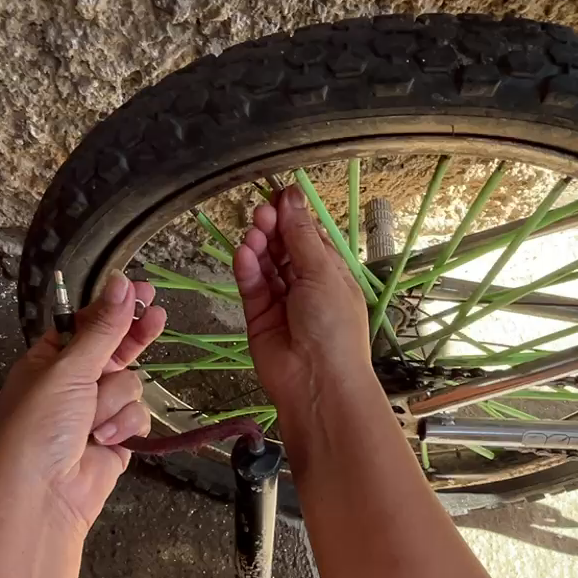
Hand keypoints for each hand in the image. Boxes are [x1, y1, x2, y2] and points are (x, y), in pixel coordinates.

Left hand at [0, 272, 166, 535]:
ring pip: (131, 384)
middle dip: (133, 339)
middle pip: (116, 350)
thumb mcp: (67, 370)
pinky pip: (137, 415)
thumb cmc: (40, 427)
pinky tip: (106, 441)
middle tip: (157, 317)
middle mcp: (74, 382)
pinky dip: (124, 428)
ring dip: (115, 402)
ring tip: (94, 424)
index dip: (114, 307)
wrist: (43, 496)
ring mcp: (97, 410)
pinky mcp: (117, 437)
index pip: (88, 324)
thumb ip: (102, 329)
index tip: (142, 290)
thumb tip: (122, 282)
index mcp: (49, 360)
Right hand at [232, 186, 387, 446]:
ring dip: (259, 246)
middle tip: (261, 213)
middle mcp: (306, 284)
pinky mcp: (259, 317)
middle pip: (284, 247)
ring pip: (265, 265)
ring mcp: (281, 301)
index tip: (277, 195)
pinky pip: (251, 286)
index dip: (293, 216)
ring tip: (253, 234)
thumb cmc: (333, 326)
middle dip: (273, 228)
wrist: (317, 382)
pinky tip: (244, 255)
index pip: (309, 236)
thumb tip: (291, 196)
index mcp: (331, 272)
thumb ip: (301, 235)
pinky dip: (246, 269)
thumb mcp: (322, 272)